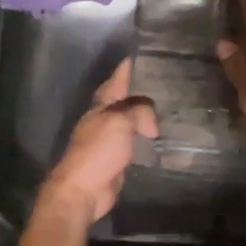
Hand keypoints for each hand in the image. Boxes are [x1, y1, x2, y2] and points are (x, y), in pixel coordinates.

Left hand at [39, 60, 157, 223]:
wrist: (83, 190)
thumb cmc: (98, 151)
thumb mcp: (119, 122)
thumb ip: (138, 112)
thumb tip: (151, 124)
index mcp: (100, 107)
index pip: (115, 81)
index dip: (125, 69)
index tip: (135, 55)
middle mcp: (102, 119)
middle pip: (122, 100)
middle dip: (136, 90)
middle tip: (158, 82)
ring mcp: (108, 140)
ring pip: (128, 120)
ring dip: (141, 114)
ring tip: (162, 108)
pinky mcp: (115, 158)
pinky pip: (132, 141)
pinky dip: (142, 136)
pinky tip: (155, 137)